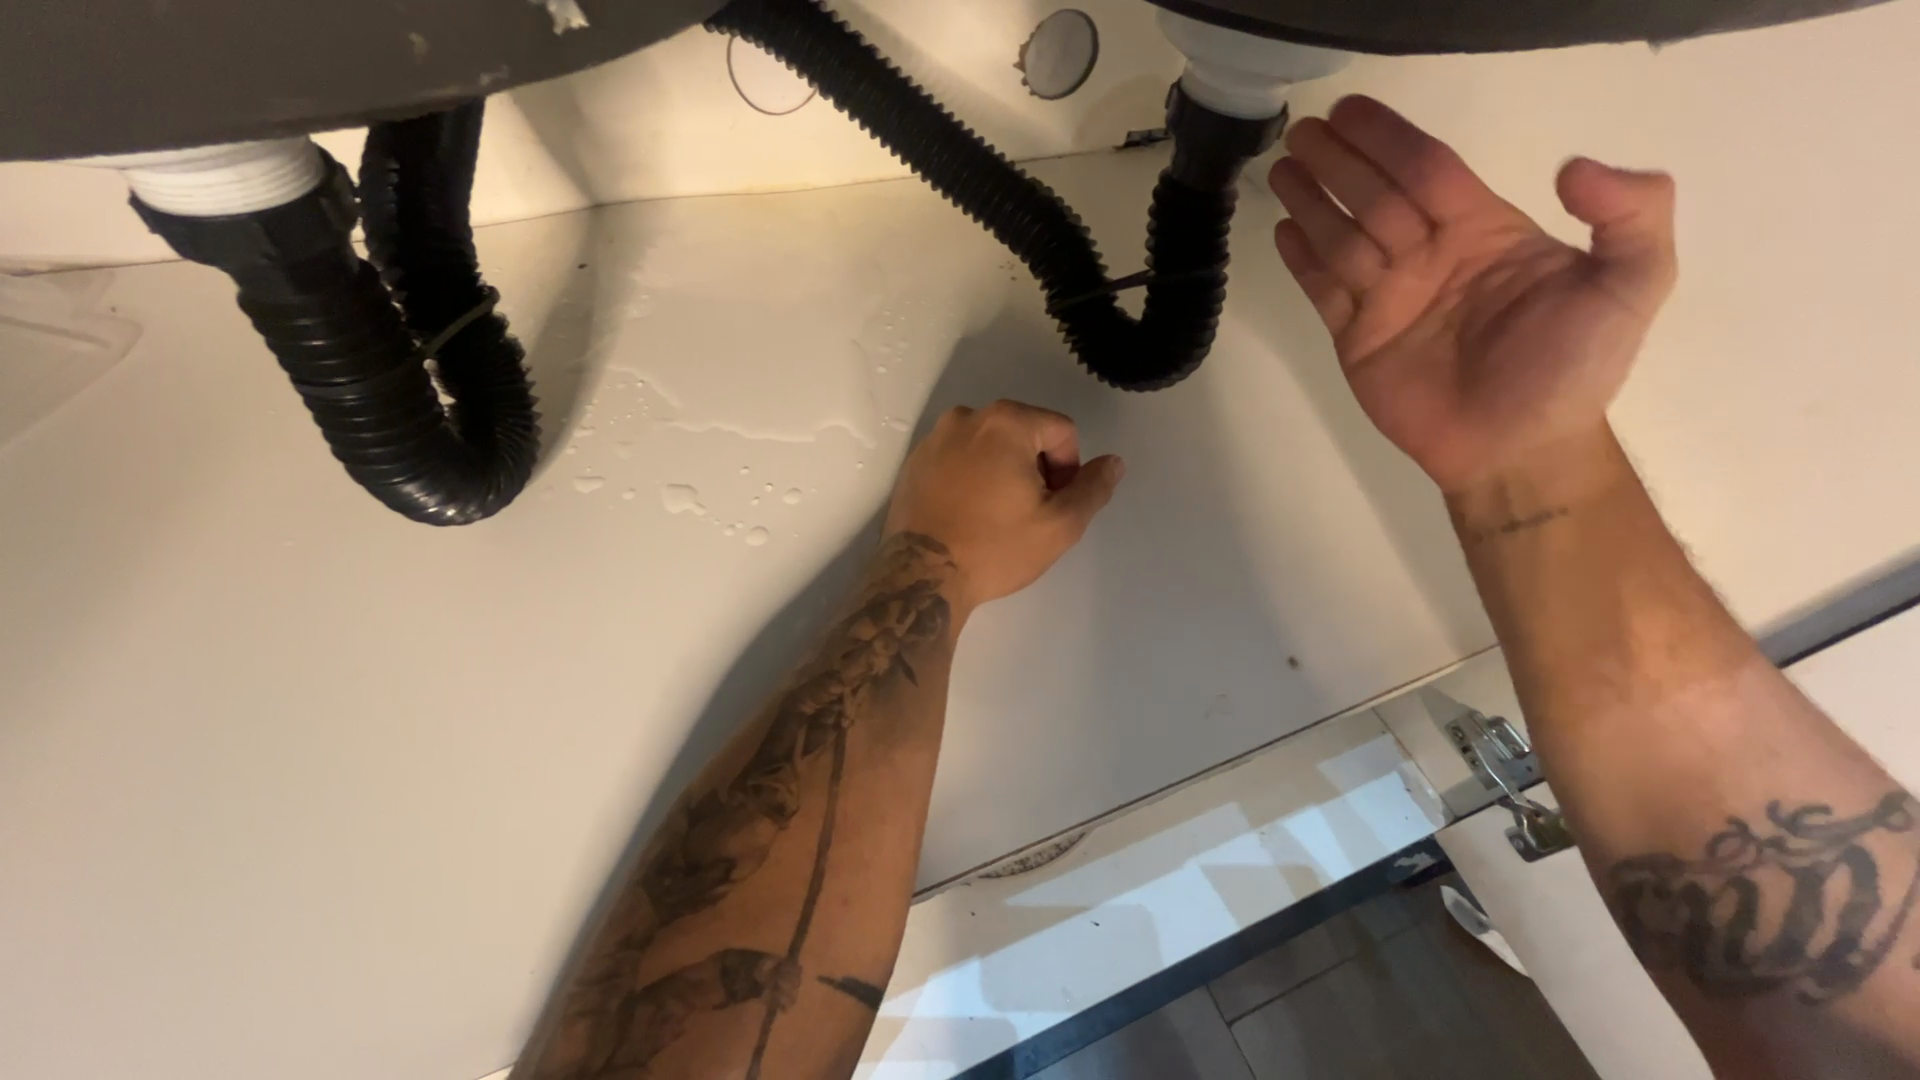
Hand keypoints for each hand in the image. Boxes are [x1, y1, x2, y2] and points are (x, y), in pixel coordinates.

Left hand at [884, 400, 1123, 611]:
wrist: (922, 576)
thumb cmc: (995, 547)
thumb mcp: (1059, 524)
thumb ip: (1092, 488)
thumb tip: (1114, 463)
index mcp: (1005, 422)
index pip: (1061, 432)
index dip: (1069, 470)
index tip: (1054, 506)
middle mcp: (966, 417)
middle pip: (1024, 434)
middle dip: (1036, 469)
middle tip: (1028, 515)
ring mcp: (933, 438)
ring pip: (989, 447)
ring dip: (1003, 473)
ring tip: (997, 518)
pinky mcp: (913, 463)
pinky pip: (957, 460)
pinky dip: (970, 479)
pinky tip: (968, 516)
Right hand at [1268, 95, 1677, 493]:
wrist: (1516, 450)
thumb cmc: (1572, 372)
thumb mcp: (1634, 284)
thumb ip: (1630, 214)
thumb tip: (1571, 167)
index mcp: (1484, 232)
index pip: (1428, 170)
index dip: (1389, 138)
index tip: (1350, 110)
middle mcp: (1428, 256)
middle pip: (1375, 196)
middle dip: (1338, 162)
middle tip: (1302, 133)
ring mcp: (1388, 298)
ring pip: (1342, 236)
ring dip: (1312, 201)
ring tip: (1282, 170)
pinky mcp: (1357, 338)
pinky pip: (1324, 289)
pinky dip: (1303, 260)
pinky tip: (1283, 231)